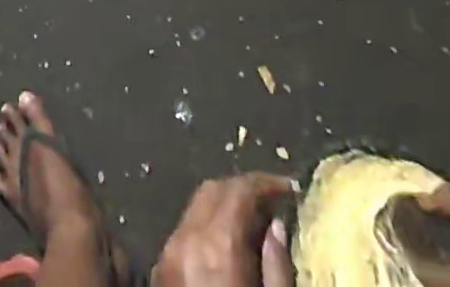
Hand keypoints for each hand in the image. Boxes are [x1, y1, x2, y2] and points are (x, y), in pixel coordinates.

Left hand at [152, 173, 296, 286]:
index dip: (264, 183)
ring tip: (256, 221)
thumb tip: (276, 226)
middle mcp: (186, 238)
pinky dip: (208, 226)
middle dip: (243, 188)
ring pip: (196, 208)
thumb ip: (277, 267)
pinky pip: (186, 231)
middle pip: (212, 190)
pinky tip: (230, 244)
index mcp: (218, 247)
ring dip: (224, 205)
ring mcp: (168, 249)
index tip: (289, 187)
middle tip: (274, 201)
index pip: (237, 192)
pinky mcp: (159, 264)